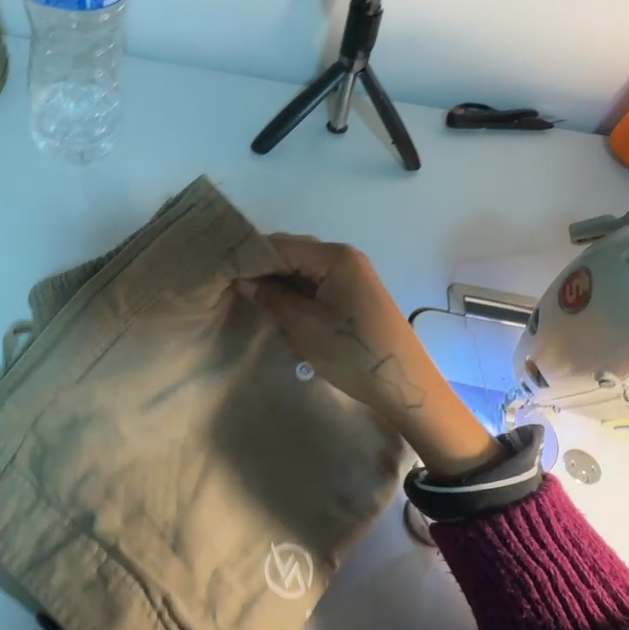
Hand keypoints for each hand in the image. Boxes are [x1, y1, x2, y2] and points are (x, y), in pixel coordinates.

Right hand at [243, 234, 501, 477]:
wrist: (404, 384)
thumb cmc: (351, 352)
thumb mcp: (302, 325)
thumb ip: (270, 297)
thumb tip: (244, 280)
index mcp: (334, 256)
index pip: (280, 245)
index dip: (251, 258)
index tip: (224, 274)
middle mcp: (345, 257)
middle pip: (293, 253)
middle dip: (265, 271)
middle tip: (236, 290)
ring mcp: (354, 275)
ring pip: (304, 271)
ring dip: (282, 286)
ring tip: (257, 304)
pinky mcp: (356, 294)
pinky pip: (318, 284)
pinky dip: (299, 296)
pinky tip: (285, 315)